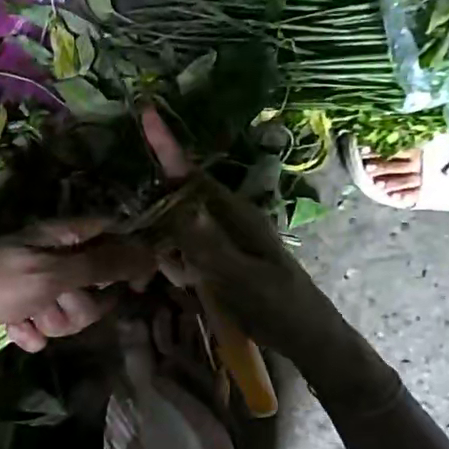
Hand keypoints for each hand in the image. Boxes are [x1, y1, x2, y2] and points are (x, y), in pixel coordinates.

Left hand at [0, 219, 154, 352]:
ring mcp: (44, 284)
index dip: (132, 257)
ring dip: (53, 320)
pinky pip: (49, 324)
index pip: (117, 236)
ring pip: (76, 310)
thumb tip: (151, 252)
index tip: (137, 284)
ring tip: (28, 315)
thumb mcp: (56, 273)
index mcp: (69, 236)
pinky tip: (14, 327)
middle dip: (79, 304)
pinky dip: (33, 330)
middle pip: (99, 285)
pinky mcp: (28, 307)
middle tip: (55, 302)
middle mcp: (61, 257)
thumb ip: (104, 264)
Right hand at [140, 109, 350, 361]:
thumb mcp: (244, 278)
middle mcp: (228, 220)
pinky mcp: (220, 262)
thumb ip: (211, 245)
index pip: (193, 175)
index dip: (168, 146)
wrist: (308, 337)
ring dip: (164, 245)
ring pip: (179, 228)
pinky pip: (187, 252)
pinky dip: (175, 264)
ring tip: (167, 276)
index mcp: (236, 215)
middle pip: (178, 199)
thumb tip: (181, 206)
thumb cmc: (281, 306)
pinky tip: (180, 284)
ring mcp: (223, 241)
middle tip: (140, 239)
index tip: (146, 112)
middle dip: (153, 212)